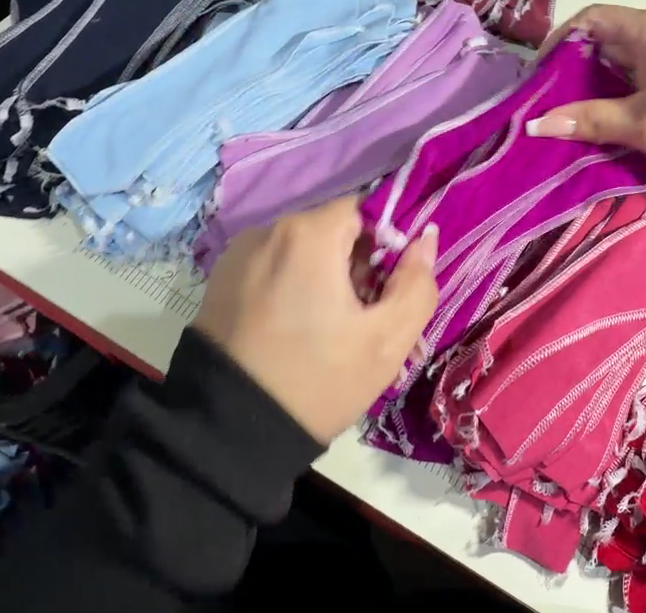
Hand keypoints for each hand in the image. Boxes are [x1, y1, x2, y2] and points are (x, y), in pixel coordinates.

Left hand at [193, 197, 438, 443]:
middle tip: (363, 320)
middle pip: (333, 231)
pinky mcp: (219, 281)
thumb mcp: (386, 341)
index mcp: (309, 234)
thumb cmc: (317, 380)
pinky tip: (293, 333)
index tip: (386, 289)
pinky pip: (272, 270)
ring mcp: (238, 255)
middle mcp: (269, 230)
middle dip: (356, 267)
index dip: (386, 245)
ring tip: (327, 332)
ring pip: (302, 252)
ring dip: (323, 278)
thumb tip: (426, 238)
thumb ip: (417, 284)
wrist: (227, 434)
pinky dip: (291, 289)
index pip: (365, 211)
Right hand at [525, 5, 645, 176]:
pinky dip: (625, 88)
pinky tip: (616, 115)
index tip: (543, 73)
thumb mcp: (641, 124)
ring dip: (602, 81)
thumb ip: (589, 120)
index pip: (591, 18)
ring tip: (580, 113)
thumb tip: (537, 123)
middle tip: (555, 100)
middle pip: (607, 37)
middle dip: (577, 67)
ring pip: (627, 57)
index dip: (561, 41)